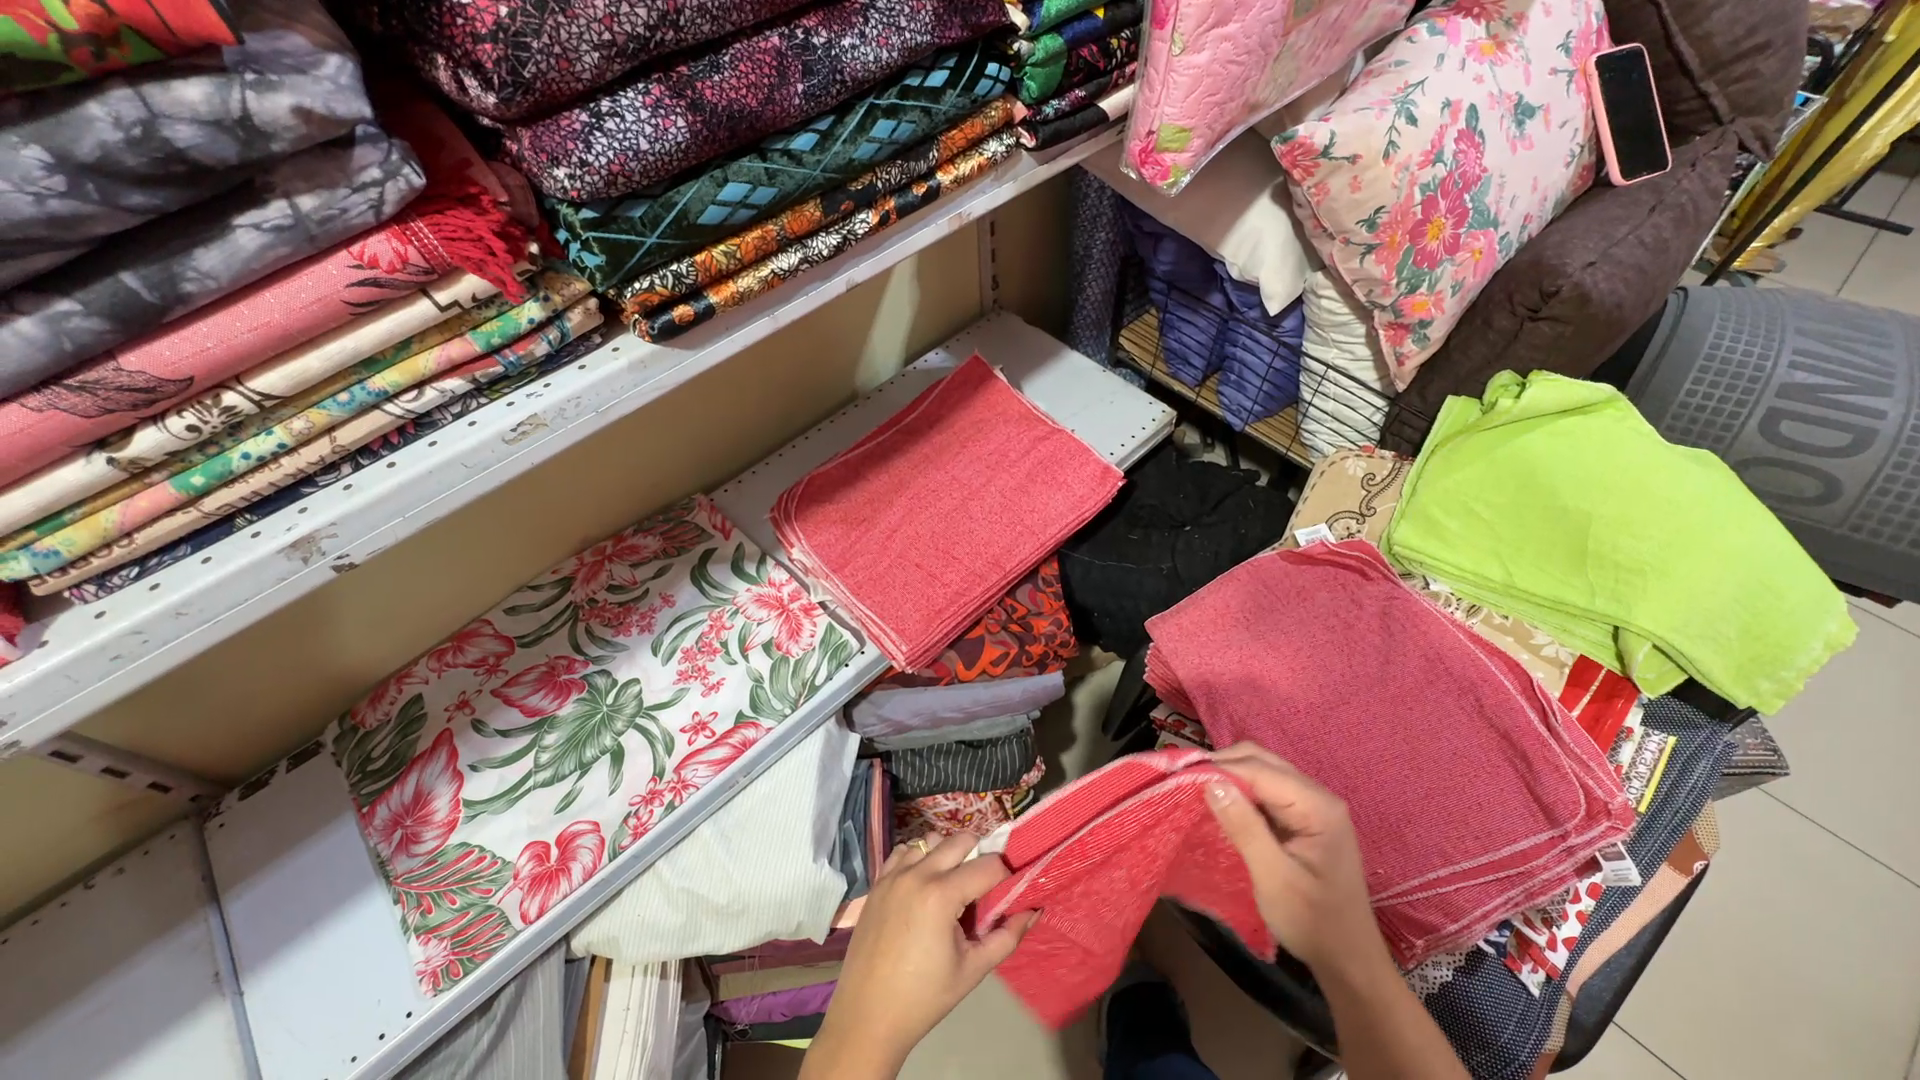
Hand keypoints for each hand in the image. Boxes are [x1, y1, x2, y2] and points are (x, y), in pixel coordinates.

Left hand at [801, 833, 1037, 1079]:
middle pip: (960, 840)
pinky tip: (924, 884)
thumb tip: (1033, 911)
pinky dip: (919, 858)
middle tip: (985, 887)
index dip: (1006, 875)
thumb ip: (1007, 936)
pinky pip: (903, 852)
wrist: (867, 1016)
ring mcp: (892, 875)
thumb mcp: (974, 969)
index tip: (1010, 891)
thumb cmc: (924, 996)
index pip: (988, 865)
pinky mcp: (877, 883)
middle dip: (980, 855)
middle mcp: (916, 874)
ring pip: (930, 841)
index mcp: (942, 895)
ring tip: (954, 885)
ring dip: (948, 854)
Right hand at [1203, 742, 1389, 977]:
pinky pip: (1264, 792)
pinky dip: (1239, 793)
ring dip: (1228, 778)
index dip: (1218, 768)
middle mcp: (1317, 796)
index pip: (1259, 769)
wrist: (1347, 959)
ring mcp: (1310, 807)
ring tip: (1194, 790)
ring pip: (1261, 773)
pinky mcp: (1301, 820)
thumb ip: (1244, 827)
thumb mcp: (1273, 877)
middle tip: (1182, 781)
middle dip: (1221, 766)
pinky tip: (1218, 805)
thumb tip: (1209, 782)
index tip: (1178, 776)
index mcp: (1317, 805)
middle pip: (1262, 761)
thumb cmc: (1313, 921)